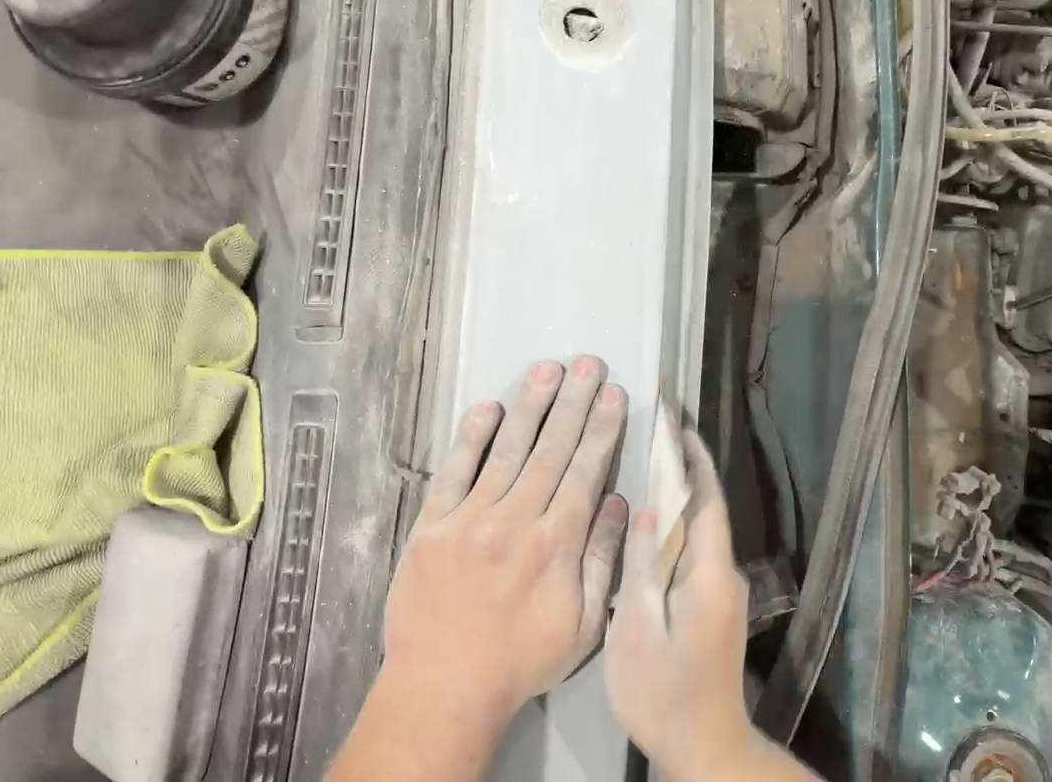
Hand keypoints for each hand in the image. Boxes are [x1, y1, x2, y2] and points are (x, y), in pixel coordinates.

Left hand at [334, 357, 628, 780]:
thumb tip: (618, 503)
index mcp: (555, 544)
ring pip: (506, 450)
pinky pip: (454, 471)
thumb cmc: (521, 660)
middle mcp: (514, 520)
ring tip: (548, 370)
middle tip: (588, 364)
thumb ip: (601, 560)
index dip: (602, 429)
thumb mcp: (581, 625)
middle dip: (574, 403)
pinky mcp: (432, 524)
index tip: (614, 394)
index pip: (585, 471)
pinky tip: (487, 407)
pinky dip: (471, 437)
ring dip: (530, 406)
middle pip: (550, 449)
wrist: (442, 687)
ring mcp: (469, 518)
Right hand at [606, 430, 803, 780]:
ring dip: (678, 501)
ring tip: (645, 472)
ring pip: (699, 534)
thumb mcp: (638, 629)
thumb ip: (643, 565)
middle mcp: (725, 576)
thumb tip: (647, 508)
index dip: (696, 462)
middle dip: (685, 473)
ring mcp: (722, 594)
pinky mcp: (713, 609)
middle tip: (652, 440)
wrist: (704, 748)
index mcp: (711, 575)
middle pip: (706, 513)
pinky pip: (694, 555)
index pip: (708, 502)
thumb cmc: (664, 691)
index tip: (679, 425)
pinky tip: (648, 529)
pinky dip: (675, 532)